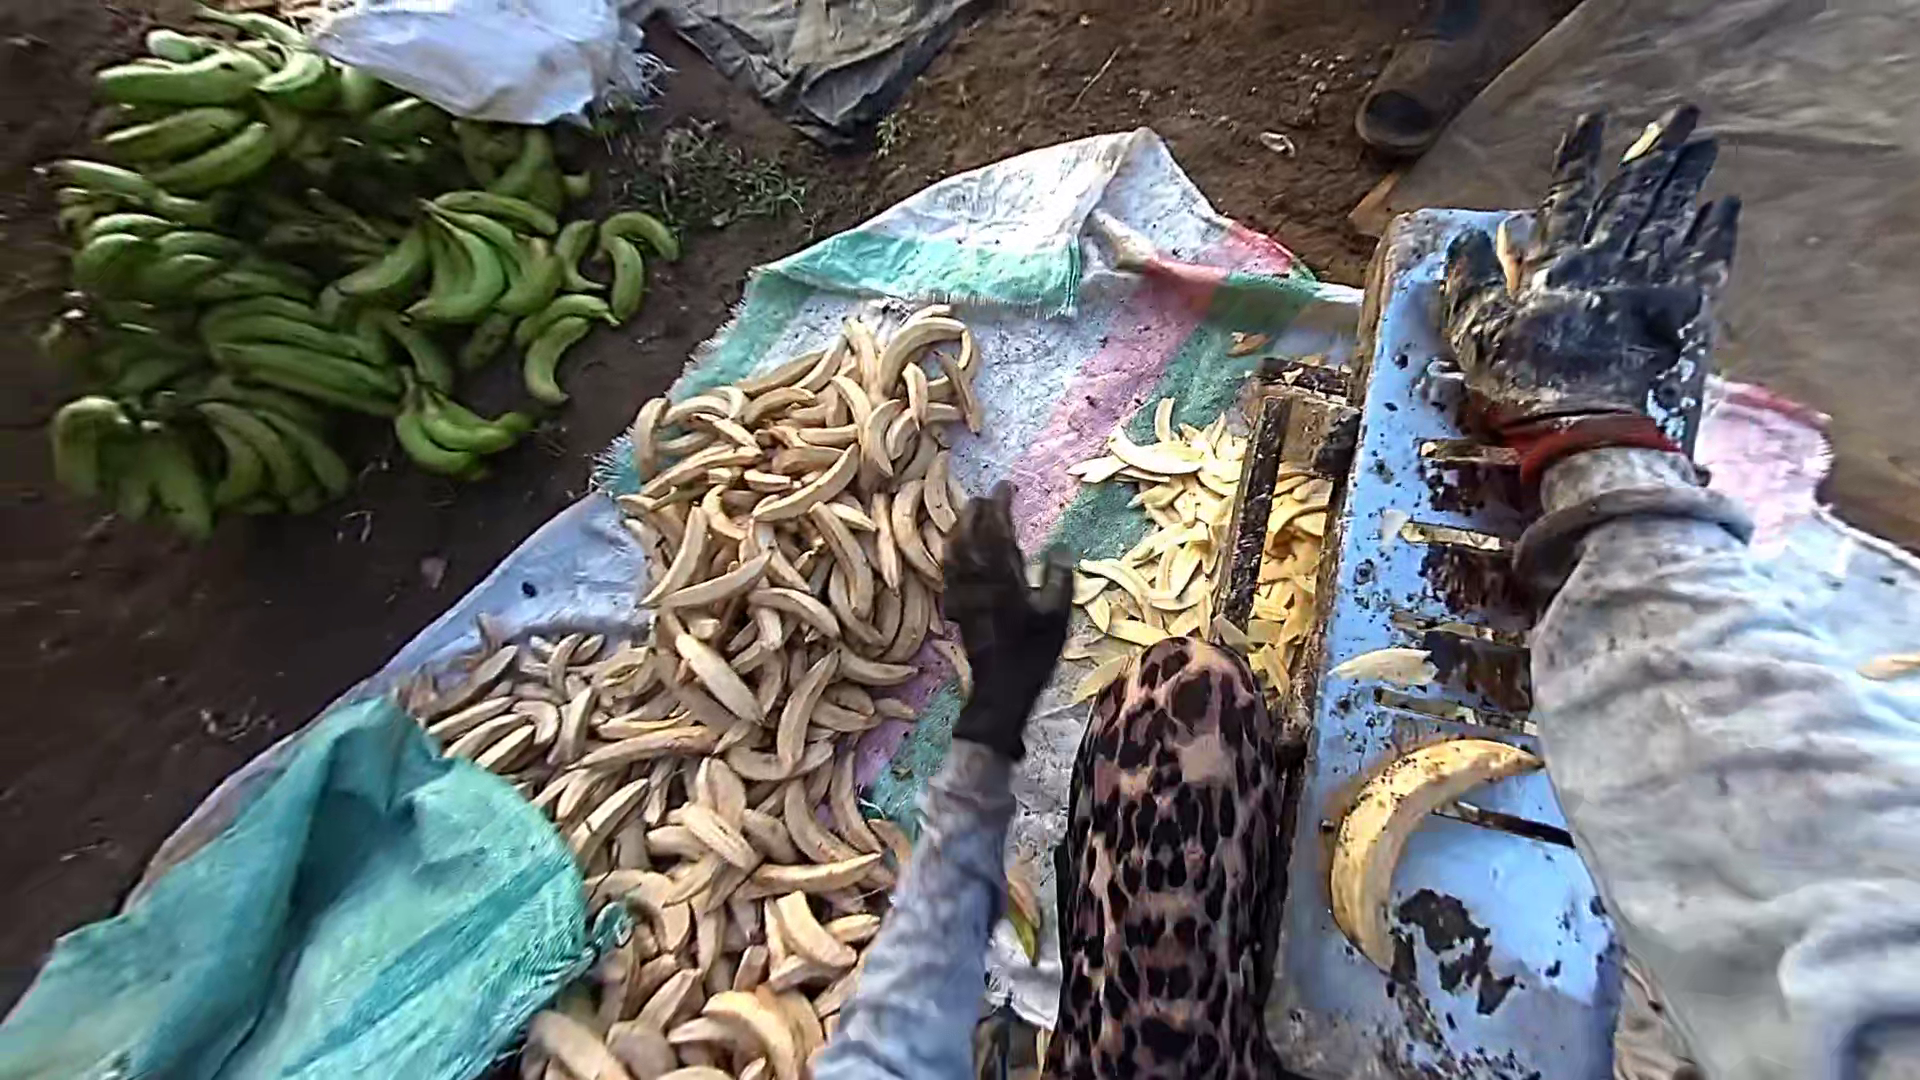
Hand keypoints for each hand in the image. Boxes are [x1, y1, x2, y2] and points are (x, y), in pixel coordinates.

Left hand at [943, 482, 1072, 759]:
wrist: (1001, 688)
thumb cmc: (1033, 653)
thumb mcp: (1057, 617)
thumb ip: (1059, 578)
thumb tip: (1061, 548)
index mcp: (1004, 577)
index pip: (997, 530)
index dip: (999, 505)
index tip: (1005, 486)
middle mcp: (978, 579)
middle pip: (969, 533)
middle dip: (976, 509)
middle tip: (988, 495)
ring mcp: (963, 591)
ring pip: (954, 548)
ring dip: (961, 525)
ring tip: (971, 512)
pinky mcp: (956, 603)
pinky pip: (948, 567)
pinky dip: (952, 549)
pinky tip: (957, 547)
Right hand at [1442, 105, 1739, 473]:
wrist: (1574, 416)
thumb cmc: (1515, 375)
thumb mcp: (1474, 331)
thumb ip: (1470, 285)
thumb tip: (1468, 242)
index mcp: (1555, 267)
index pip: (1567, 201)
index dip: (1577, 162)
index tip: (1589, 124)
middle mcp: (1606, 262)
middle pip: (1633, 198)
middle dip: (1652, 155)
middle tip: (1678, 117)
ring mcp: (1645, 280)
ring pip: (1670, 217)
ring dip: (1687, 180)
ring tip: (1703, 147)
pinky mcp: (1673, 305)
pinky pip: (1701, 257)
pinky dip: (1712, 229)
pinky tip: (1720, 206)